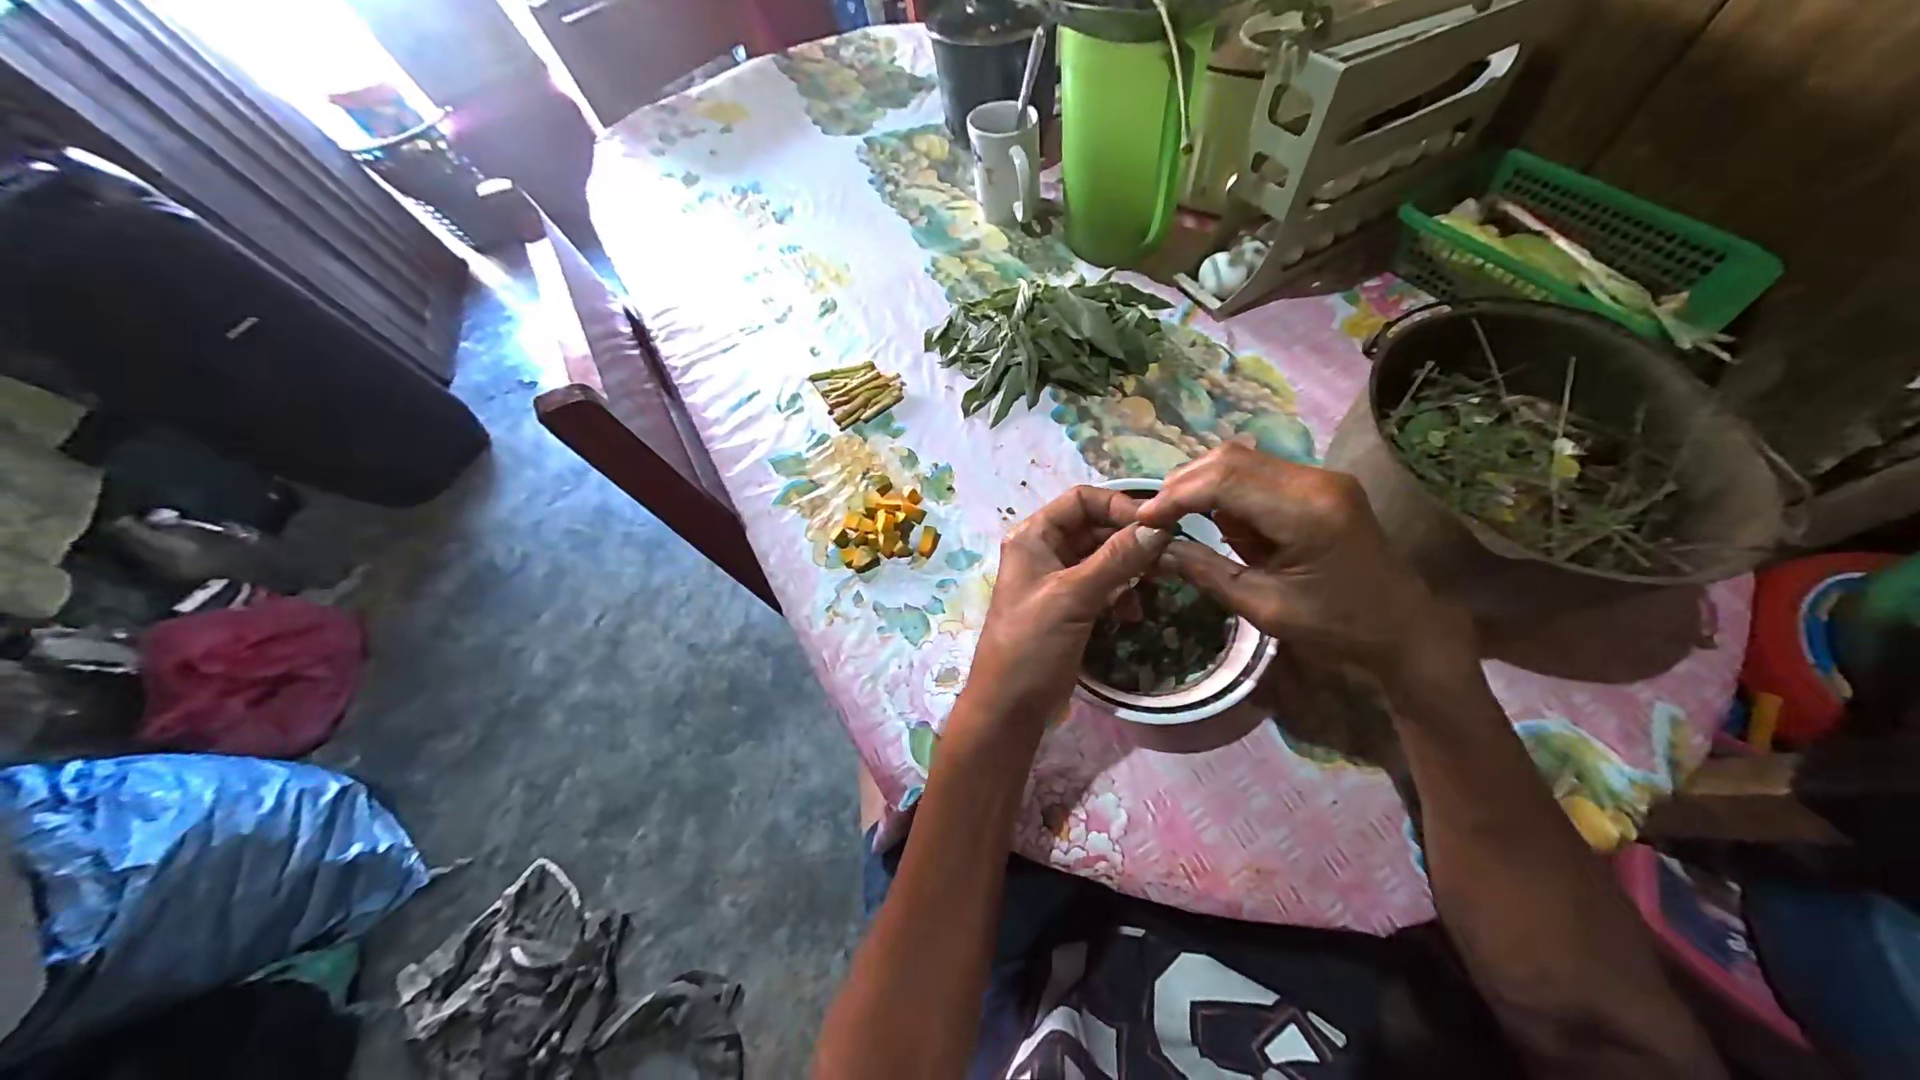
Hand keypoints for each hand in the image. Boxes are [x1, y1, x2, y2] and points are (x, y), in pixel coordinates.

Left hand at [961, 486, 1174, 727]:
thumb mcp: (1073, 597)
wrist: (1010, 707)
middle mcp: (1044, 551)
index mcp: (1033, 537)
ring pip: (1103, 558)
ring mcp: (1057, 581)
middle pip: (1095, 527)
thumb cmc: (1032, 645)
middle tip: (1169, 555)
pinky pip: (1103, 586)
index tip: (1157, 524)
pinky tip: (1133, 613)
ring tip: (1157, 583)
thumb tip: (1159, 526)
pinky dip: (1121, 594)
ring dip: (1130, 568)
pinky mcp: (1070, 608)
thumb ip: (1115, 559)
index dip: (1118, 505)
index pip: (1080, 500)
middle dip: (1130, 539)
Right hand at [1135, 442, 1470, 681]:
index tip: (1143, 520)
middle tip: (1154, 519)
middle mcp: (1315, 480)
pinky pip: (1256, 473)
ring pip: (1239, 459)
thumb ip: (1204, 570)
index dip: (1175, 495)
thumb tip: (1151, 550)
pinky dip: (1225, 491)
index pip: (1223, 480)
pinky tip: (1215, 519)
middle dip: (1183, 486)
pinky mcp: (1317, 484)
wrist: (1403, 628)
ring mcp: (1319, 477)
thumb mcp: (1262, 606)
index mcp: (1307, 512)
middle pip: (1229, 459)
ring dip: (1201, 485)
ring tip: (1178, 520)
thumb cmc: (1336, 628)